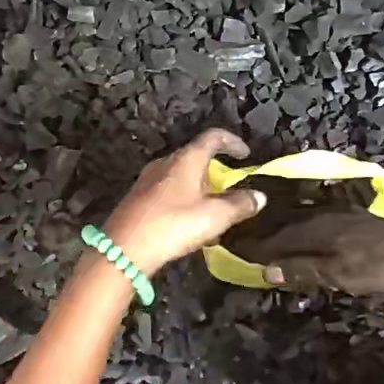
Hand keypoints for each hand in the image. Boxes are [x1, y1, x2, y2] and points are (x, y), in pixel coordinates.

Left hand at [100, 129, 265, 272]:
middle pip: (196, 156)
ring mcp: (149, 178)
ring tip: (212, 212)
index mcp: (186, 159)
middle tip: (230, 190)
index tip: (246, 154)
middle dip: (216, 171)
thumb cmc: (173, 224)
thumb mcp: (214, 217)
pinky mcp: (139, 196)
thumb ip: (239, 205)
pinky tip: (189, 223)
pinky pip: (169, 190)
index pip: (213, 137)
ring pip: (182, 175)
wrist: (125, 246)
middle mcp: (165, 162)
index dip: (232, 142)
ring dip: (200, 188)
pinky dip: (185, 199)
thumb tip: (258, 196)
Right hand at [244, 212, 383, 294]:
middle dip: (272, 238)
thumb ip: (303, 271)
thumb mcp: (339, 273)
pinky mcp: (363, 226)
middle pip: (291, 227)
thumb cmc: (383, 266)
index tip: (238, 251)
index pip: (277, 236)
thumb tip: (264, 270)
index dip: (259, 246)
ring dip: (291, 237)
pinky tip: (313, 245)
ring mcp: (346, 219)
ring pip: (308, 227)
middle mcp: (326, 217)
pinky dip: (311, 238)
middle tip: (252, 248)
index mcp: (316, 227)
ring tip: (276, 247)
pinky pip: (325, 229)